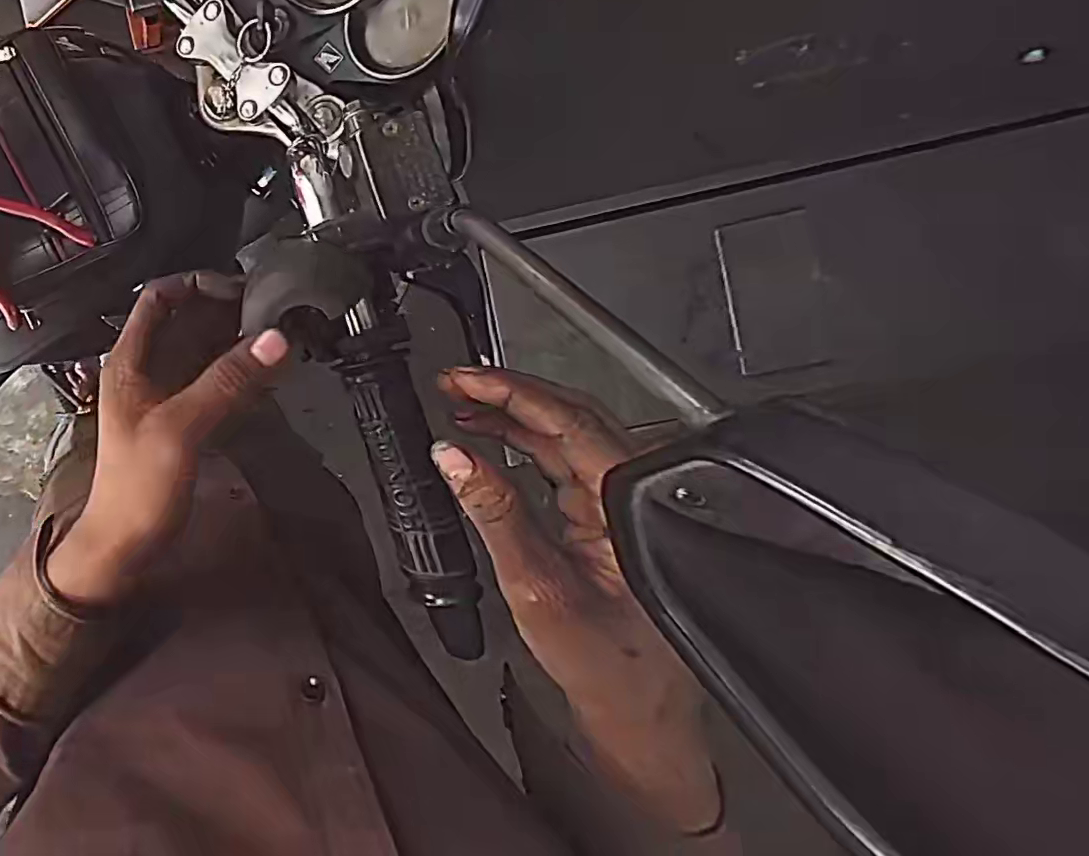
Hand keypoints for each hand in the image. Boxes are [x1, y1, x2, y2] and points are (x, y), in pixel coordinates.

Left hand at [46, 273, 290, 606]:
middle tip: (271, 310)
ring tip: (277, 333)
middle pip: (187, 321)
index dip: (195, 283)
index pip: (157, 299)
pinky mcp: (185, 418)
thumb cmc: (136, 489)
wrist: (126, 545)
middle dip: (226, 310)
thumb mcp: (180, 428)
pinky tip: (267, 371)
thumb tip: (272, 338)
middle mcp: (147, 370)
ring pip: (204, 350)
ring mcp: (167, 394)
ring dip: (237, 339)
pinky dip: (239, 369)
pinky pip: (215, 380)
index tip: (239, 288)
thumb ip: (226, 382)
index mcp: (130, 362)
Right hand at [431, 367, 721, 834]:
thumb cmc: (605, 662)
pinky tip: (491, 434)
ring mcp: (621, 500)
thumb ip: (492, 512)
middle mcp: (634, 494)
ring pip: (567, 432)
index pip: (571, 422)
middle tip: (455, 381)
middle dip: (508, 391)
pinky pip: (561, 456)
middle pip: (572, 415)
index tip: (466, 379)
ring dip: (511, 413)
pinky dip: (521, 439)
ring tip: (462, 402)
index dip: (512, 392)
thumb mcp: (533, 585)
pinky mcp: (605, 511)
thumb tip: (452, 456)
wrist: (636, 709)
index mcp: (630, 505)